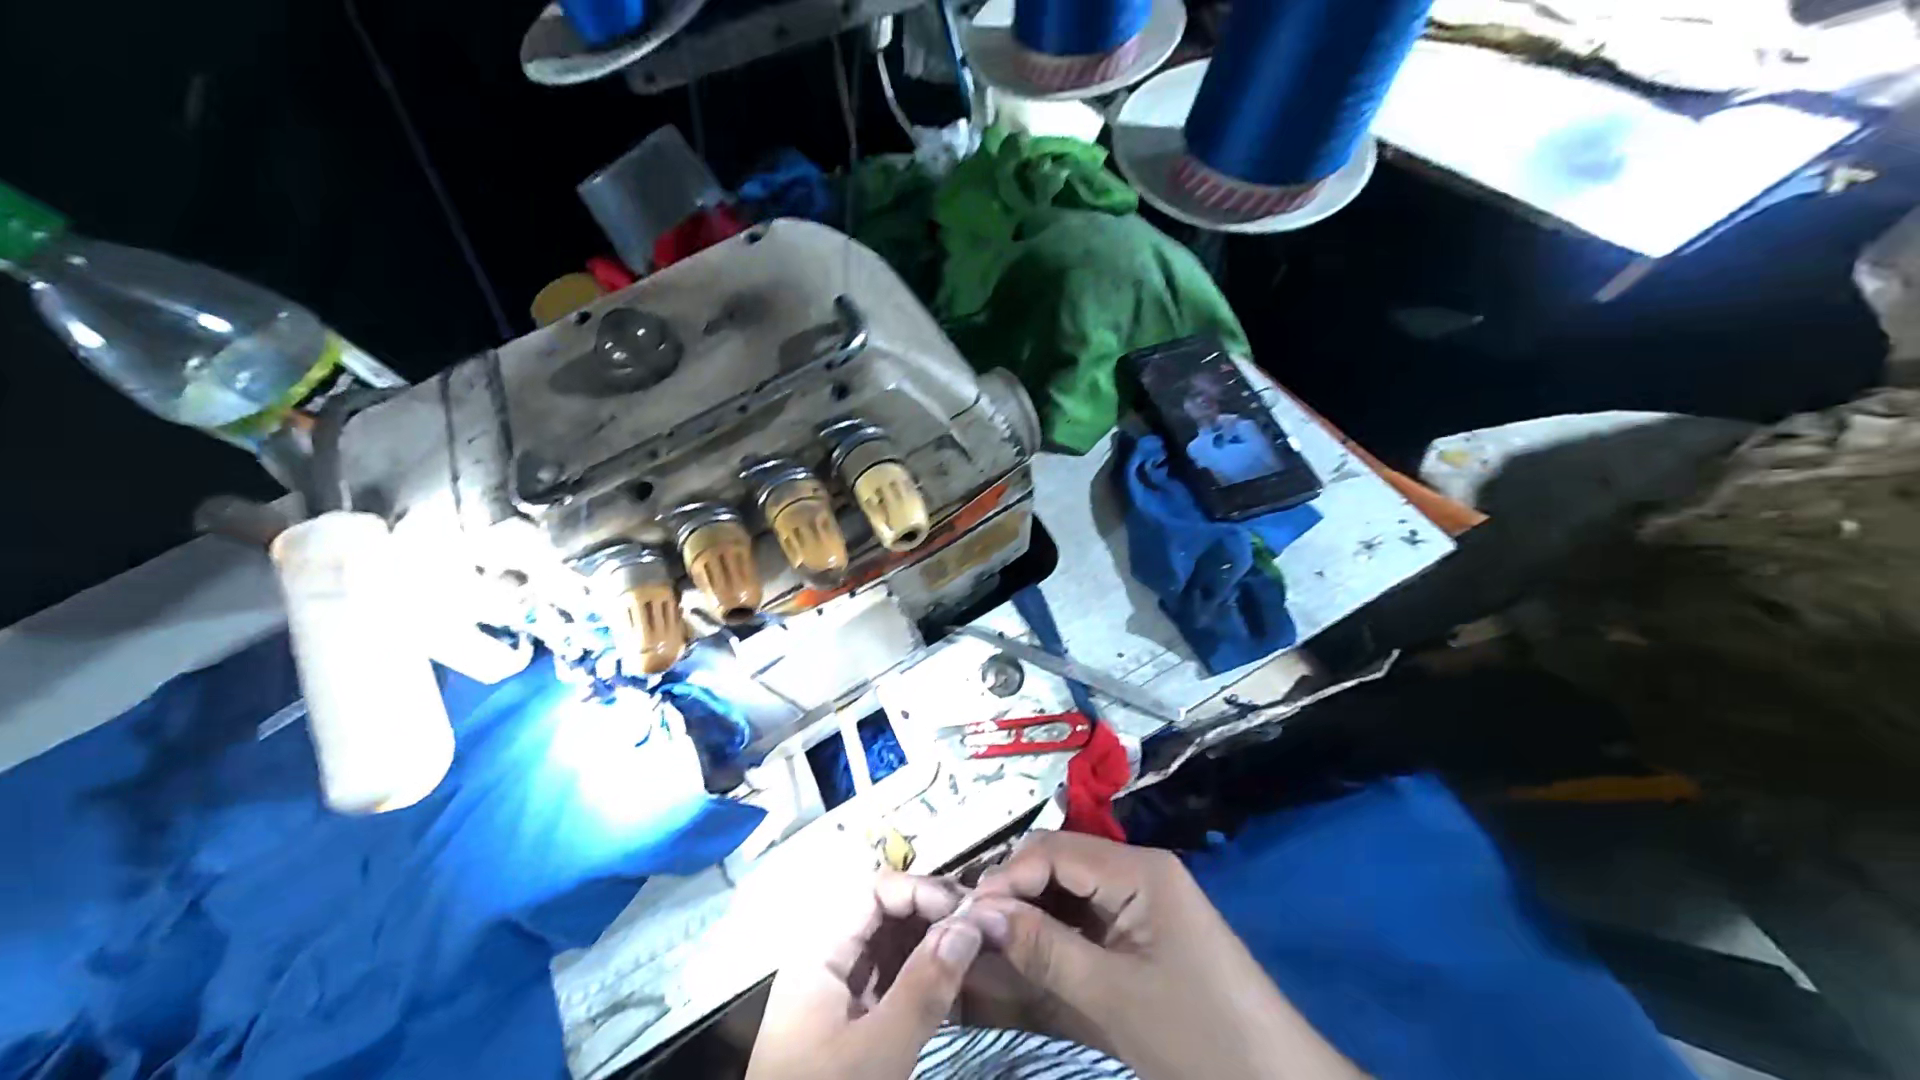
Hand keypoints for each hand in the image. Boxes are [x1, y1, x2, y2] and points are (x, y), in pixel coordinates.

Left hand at [747, 870, 983, 1079]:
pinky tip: (956, 983)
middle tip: (983, 928)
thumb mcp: (878, 1051)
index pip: (874, 891)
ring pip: (892, 948)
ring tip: (978, 950)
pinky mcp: (852, 1026)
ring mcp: (839, 995)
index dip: (921, 892)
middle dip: (933, 915)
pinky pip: (893, 982)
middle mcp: (828, 961)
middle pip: (884, 915)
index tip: (966, 914)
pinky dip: (925, 976)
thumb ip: (924, 986)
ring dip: (934, 944)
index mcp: (819, 951)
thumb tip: (969, 924)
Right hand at [968, 831, 1366, 1079]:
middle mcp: (1139, 869)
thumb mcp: (1112, 995)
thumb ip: (1043, 947)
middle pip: (1061, 862)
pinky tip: (1031, 951)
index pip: (1054, 850)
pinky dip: (1056, 929)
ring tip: (993, 942)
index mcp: (1139, 869)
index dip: (1007, 877)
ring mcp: (1144, 897)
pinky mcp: (1144, 926)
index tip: (967, 916)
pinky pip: (1088, 914)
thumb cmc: (1198, 1037)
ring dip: (1032, 910)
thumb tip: (978, 913)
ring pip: (1070, 887)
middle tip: (974, 930)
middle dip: (1015, 891)